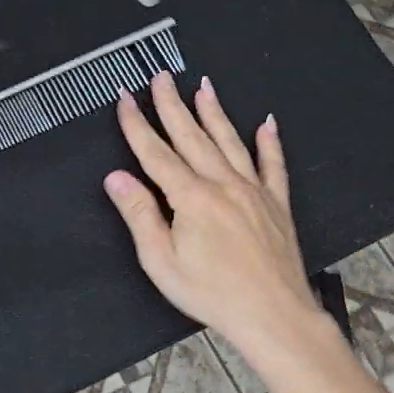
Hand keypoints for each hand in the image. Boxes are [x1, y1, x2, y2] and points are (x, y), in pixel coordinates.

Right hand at [104, 72, 323, 351]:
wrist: (273, 315)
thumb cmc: (213, 293)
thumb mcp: (161, 260)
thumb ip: (139, 215)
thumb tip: (118, 179)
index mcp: (192, 198)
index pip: (156, 153)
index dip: (137, 125)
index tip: (125, 99)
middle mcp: (224, 186)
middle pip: (192, 136)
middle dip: (172, 105)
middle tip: (161, 78)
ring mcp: (253, 192)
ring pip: (230, 142)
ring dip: (214, 113)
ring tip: (203, 87)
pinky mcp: (275, 205)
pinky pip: (273, 165)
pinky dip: (269, 142)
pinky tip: (266, 124)